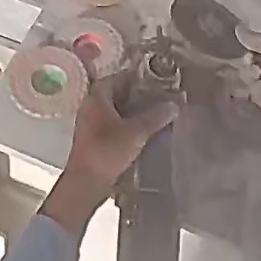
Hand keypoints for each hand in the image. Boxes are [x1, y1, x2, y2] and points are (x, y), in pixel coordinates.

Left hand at [43, 74, 179, 233]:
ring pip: (115, 109)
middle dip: (137, 94)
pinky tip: (143, 129)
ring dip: (133, 110)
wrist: (86, 183)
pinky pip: (112, 123)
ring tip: (156, 112)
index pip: (117, 77)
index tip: (156, 80)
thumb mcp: (136, 132)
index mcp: (96, 97)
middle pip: (116, 93)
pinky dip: (127, 122)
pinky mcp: (93, 138)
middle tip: (159, 96)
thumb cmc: (107, 151)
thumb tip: (174, 103)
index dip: (136, 77)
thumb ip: (156, 116)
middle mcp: (90, 106)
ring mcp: (90, 122)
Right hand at [236, 27, 260, 153]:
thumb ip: (258, 39)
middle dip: (247, 61)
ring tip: (259, 76)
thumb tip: (237, 28)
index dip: (248, 45)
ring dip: (250, 75)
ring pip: (249, 77)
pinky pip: (253, 93)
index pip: (258, 45)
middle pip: (250, 61)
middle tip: (251, 63)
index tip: (243, 47)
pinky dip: (254, 90)